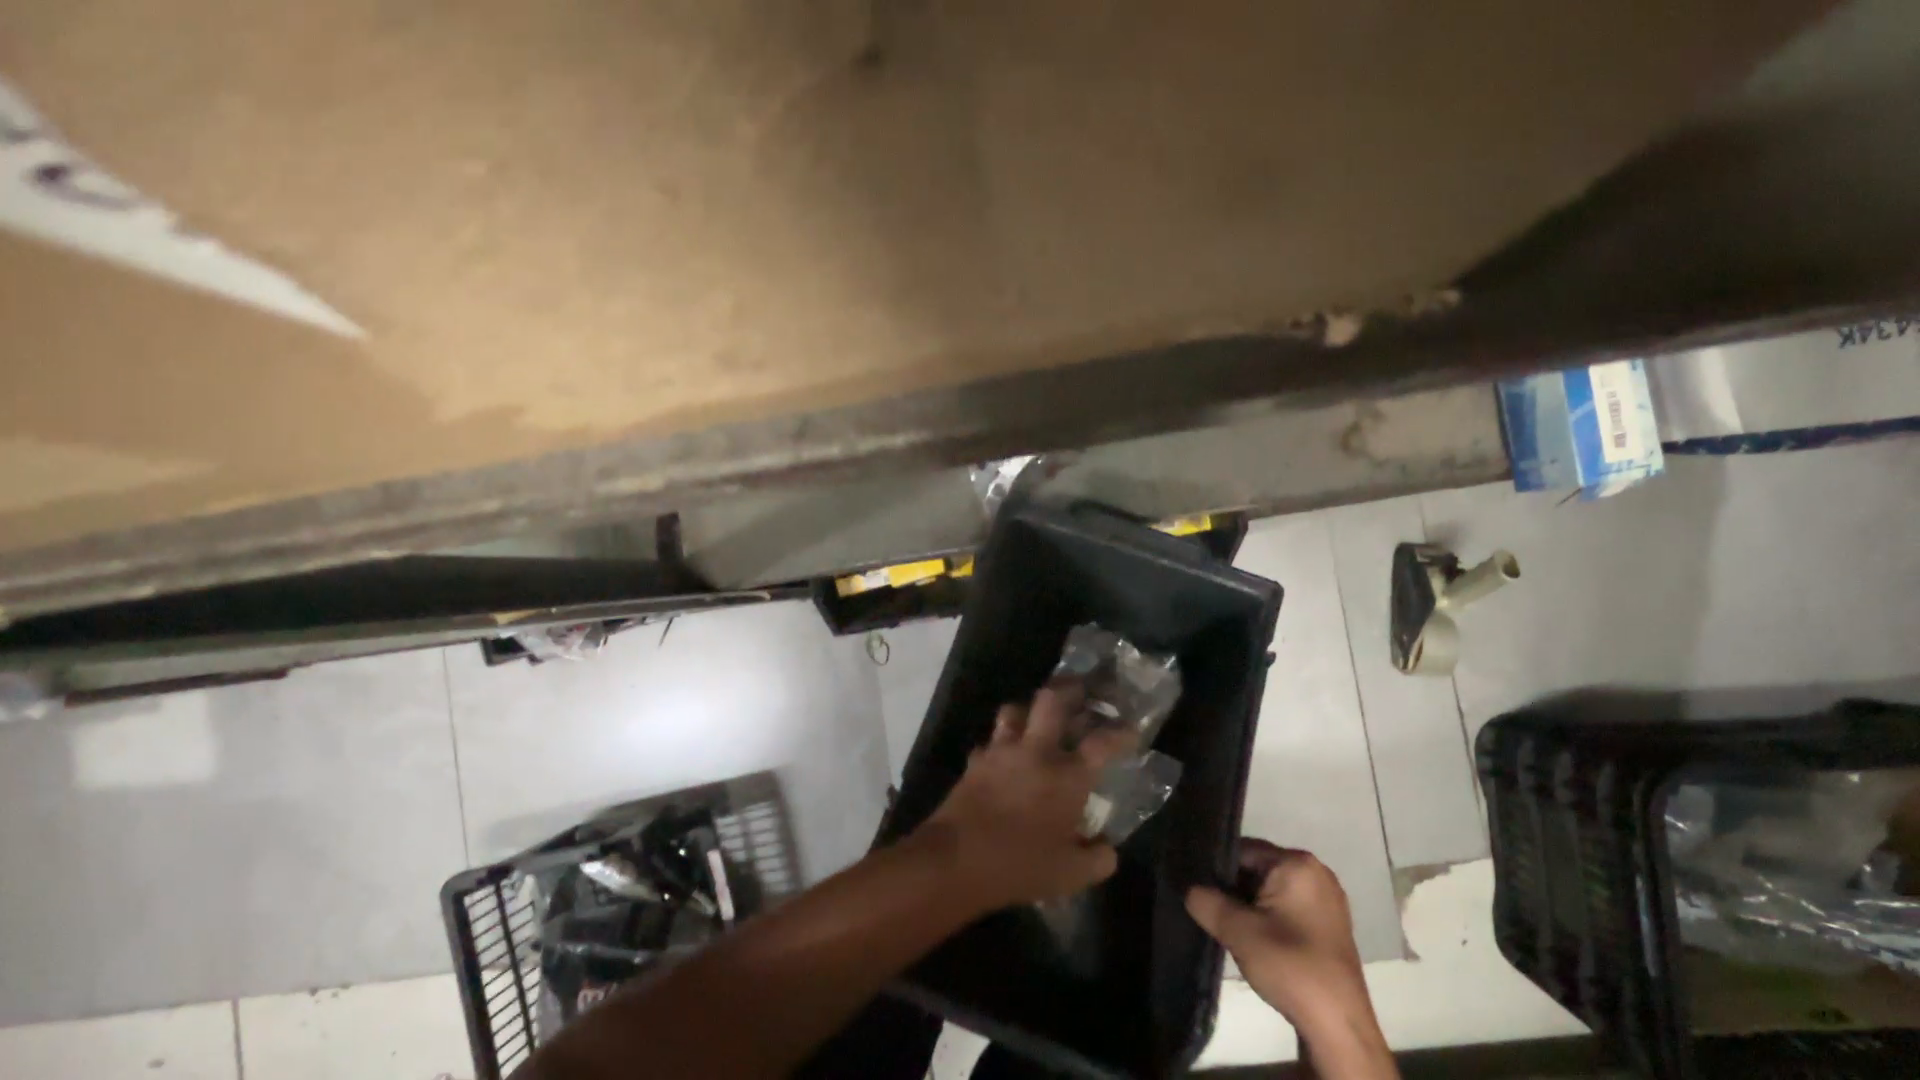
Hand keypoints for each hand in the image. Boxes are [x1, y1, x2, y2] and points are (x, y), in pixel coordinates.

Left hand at [919, 680, 1133, 909]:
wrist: (956, 860)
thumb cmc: (1021, 865)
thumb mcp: (1072, 874)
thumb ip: (1098, 859)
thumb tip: (1107, 849)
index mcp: (1067, 776)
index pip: (1102, 743)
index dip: (1120, 733)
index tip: (1130, 729)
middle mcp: (1035, 752)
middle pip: (1051, 701)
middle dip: (1068, 691)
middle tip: (1079, 692)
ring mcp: (1000, 753)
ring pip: (1014, 711)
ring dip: (1028, 711)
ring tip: (1035, 719)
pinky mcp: (973, 763)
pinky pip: (989, 742)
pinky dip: (999, 745)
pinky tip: (1002, 758)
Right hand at [1186, 842, 1394, 1076]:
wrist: (1337, 1022)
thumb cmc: (1290, 965)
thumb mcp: (1237, 931)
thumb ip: (1206, 901)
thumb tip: (1190, 889)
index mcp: (1297, 863)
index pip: (1242, 850)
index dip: (1215, 869)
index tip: (1194, 889)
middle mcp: (1316, 871)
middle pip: (1257, 868)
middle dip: (1232, 888)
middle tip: (1208, 910)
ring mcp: (1326, 898)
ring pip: (1271, 889)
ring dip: (1248, 905)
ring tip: (1226, 926)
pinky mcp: (1328, 923)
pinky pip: (1287, 906)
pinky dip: (1267, 917)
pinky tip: (1253, 939)